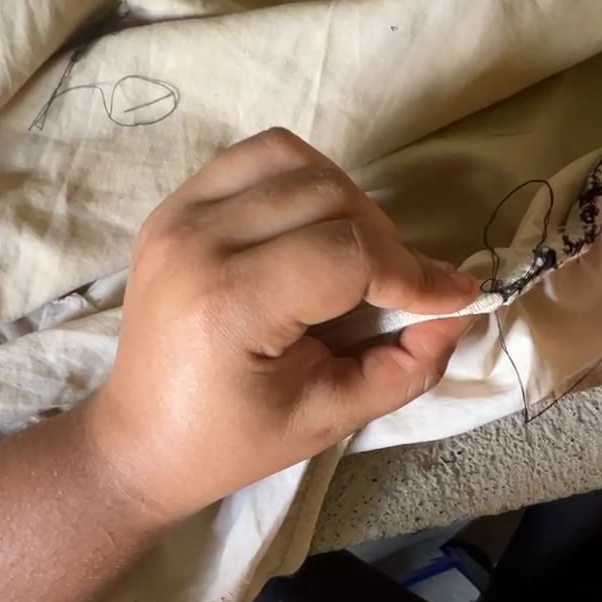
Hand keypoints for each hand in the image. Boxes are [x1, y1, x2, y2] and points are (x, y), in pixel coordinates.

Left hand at [83, 128, 477, 522]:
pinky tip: (314, 231)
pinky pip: (257, 159)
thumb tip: (458, 309)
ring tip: (360, 257)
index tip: (453, 298)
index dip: (413, 274)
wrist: (143, 439)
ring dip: (348, 202)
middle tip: (402, 291)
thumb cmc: (234, 442)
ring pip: (295, 161)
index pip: (348, 254)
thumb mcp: (330, 419)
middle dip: (386, 242)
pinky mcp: (172, 206)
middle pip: (329, 196)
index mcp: (229, 304)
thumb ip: (406, 368)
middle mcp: (196, 241)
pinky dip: (304, 182)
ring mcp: (177, 214)